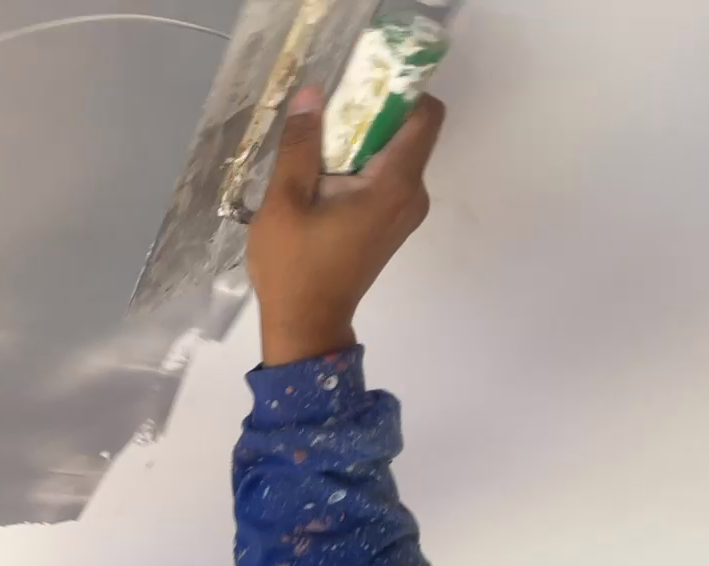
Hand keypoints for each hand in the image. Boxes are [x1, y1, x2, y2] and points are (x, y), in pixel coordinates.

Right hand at [248, 87, 445, 365]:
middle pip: (406, 136)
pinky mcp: (388, 231)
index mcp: (395, 185)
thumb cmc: (293, 268)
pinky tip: (320, 195)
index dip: (396, 95)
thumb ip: (298, 147)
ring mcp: (403, 216)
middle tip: (319, 134)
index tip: (353, 99)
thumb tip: (311, 95)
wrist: (304, 327)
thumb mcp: (283, 204)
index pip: (424, 114)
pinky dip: (357, 179)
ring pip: (391, 162)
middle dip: (366, 124)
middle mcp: (412, 196)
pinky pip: (382, 187)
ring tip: (312, 169)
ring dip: (356, 154)